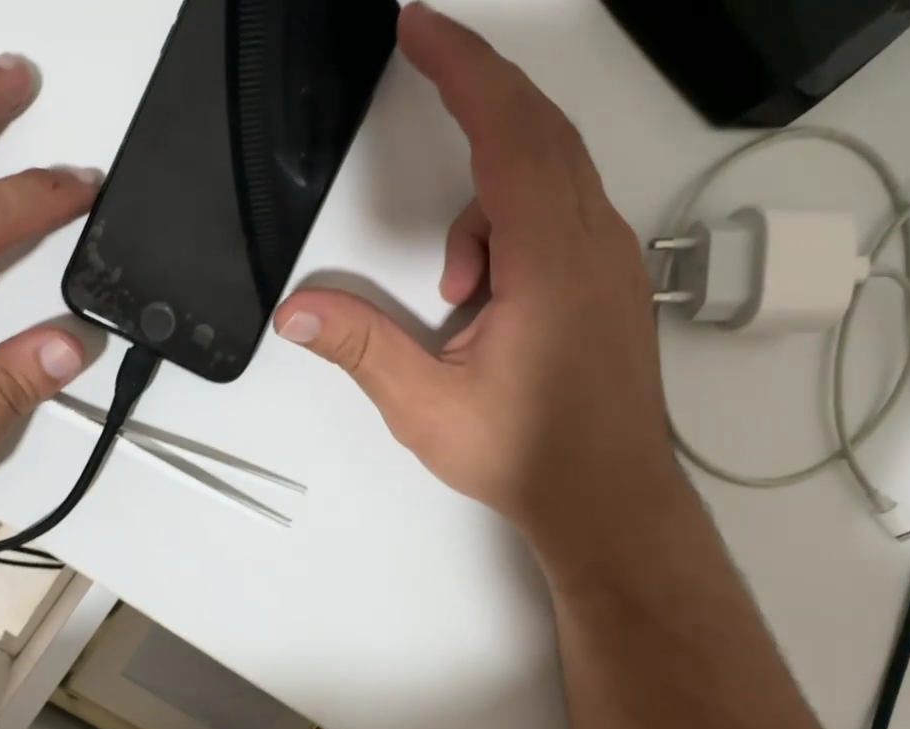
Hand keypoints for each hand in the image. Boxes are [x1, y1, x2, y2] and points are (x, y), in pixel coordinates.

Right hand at [272, 4, 681, 553]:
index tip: (419, 27)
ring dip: (485, 201)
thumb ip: (360, 349)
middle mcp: (593, 246)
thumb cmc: (534, 457)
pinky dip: (513, 222)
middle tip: (424, 60)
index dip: (461, 69)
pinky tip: (485, 295)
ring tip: (452, 295)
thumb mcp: (426, 406)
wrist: (609, 501)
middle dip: (477, 89)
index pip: (507, 131)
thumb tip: (299, 311)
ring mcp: (611, 262)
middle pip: (539, 128)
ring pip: (550, 175)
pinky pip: (562, 212)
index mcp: (551, 262)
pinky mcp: (610, 283)